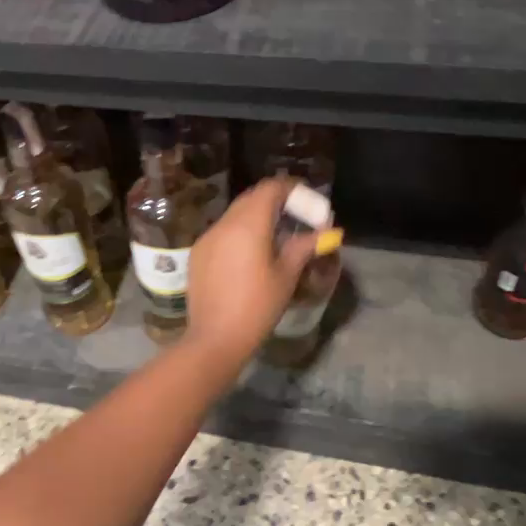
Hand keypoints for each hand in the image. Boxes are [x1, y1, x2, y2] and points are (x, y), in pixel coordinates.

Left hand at [183, 177, 318, 359]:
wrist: (215, 338)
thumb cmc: (257, 306)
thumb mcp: (286, 276)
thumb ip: (304, 247)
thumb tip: (327, 233)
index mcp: (249, 224)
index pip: (270, 188)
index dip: (291, 188)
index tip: (307, 199)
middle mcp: (224, 223)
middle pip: (251, 198)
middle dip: (275, 202)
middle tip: (296, 218)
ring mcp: (207, 237)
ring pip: (235, 215)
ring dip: (256, 217)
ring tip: (276, 237)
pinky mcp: (198, 253)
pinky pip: (222, 232)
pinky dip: (239, 232)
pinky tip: (250, 254)